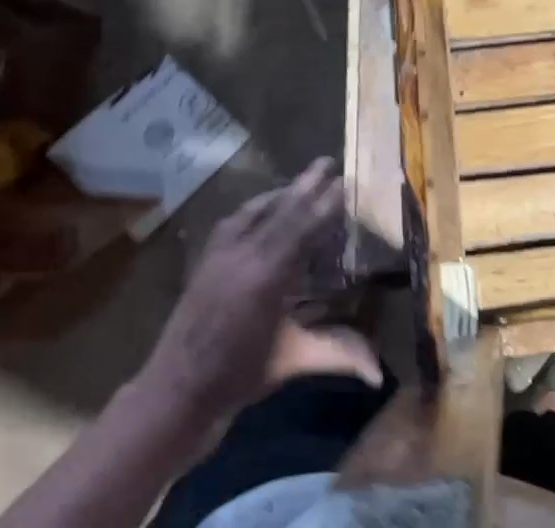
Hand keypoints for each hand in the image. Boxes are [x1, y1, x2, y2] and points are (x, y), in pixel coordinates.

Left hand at [136, 157, 342, 419]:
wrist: (175, 391)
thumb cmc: (238, 377)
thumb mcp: (292, 362)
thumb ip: (338, 356)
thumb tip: (379, 374)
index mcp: (267, 278)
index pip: (302, 229)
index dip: (324, 205)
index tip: (343, 182)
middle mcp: (242, 257)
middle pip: (279, 212)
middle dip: (304, 186)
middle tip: (326, 162)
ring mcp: (218, 257)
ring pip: (252, 213)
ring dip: (279, 195)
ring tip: (299, 183)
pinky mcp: (203, 263)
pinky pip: (232, 223)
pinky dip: (253, 209)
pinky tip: (259, 209)